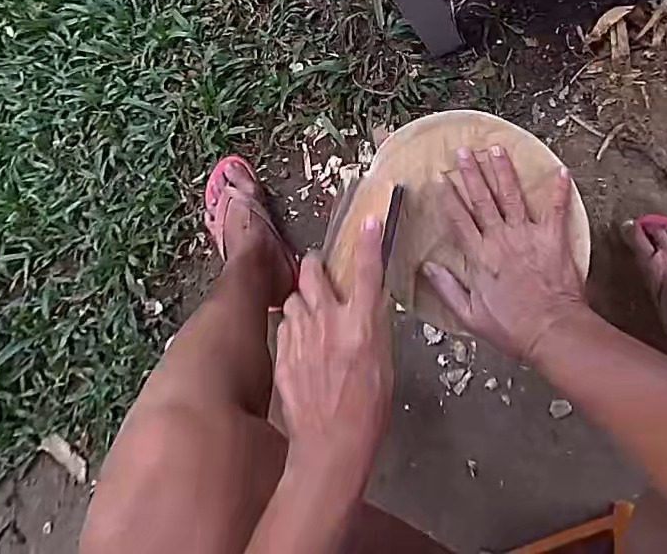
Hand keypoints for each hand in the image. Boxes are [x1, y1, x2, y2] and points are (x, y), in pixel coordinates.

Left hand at [274, 217, 392, 480]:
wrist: (331, 447)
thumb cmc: (369, 406)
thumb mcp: (384, 358)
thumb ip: (373, 322)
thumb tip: (368, 300)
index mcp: (362, 321)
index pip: (367, 269)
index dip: (369, 241)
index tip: (370, 220)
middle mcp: (329, 321)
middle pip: (314, 271)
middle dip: (315, 264)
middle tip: (320, 266)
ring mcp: (300, 336)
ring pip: (294, 296)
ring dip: (303, 297)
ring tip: (311, 309)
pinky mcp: (282, 354)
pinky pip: (285, 325)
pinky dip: (292, 325)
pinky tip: (301, 339)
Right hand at [419, 146, 587, 361]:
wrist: (551, 331)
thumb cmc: (513, 328)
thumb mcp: (470, 316)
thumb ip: (447, 289)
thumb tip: (429, 268)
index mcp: (480, 256)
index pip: (459, 219)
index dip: (449, 197)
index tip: (441, 179)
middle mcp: (501, 239)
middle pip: (482, 199)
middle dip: (471, 172)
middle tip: (463, 151)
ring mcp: (527, 235)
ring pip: (511, 195)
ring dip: (503, 170)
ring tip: (496, 149)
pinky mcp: (552, 237)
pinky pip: (555, 208)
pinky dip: (559, 190)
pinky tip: (560, 171)